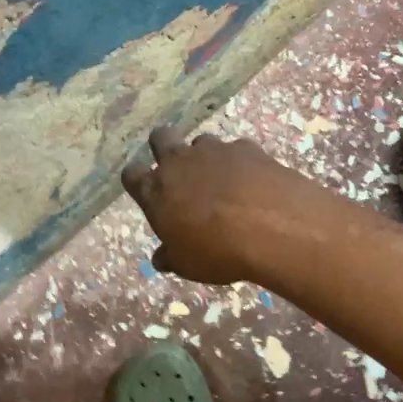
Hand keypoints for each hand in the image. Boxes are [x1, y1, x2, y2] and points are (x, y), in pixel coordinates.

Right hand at [121, 127, 309, 284]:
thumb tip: (160, 258)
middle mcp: (178, 161)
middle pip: (160, 137)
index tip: (147, 192)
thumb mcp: (188, 264)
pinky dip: (242, 164)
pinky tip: (255, 183)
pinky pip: (237, 150)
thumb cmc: (217, 250)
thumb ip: (171, 256)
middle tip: (180, 170)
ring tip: (224, 182)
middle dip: (165, 147)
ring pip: (201, 142)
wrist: (271, 227)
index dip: (137, 181)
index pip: (131, 175)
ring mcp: (212, 150)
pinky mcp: (245, 147)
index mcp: (156, 190)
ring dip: (207, 158)